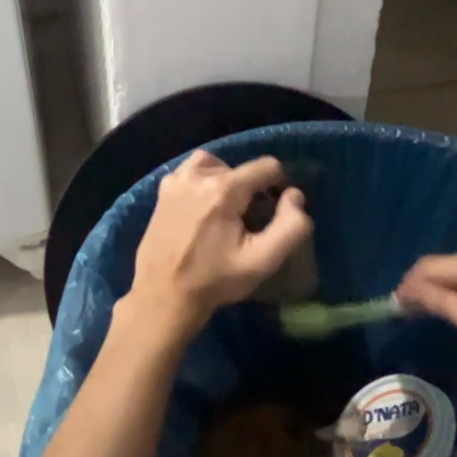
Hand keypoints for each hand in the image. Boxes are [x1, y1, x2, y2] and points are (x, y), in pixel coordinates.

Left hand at [121, 151, 312, 340]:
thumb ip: (290, 226)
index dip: (277, 187)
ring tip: (226, 211)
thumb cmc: (216, 280)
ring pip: (213, 163)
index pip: (267, 166)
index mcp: (223, 188)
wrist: (165, 293)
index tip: (271, 213)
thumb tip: (294, 195)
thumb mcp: (263, 260)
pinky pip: (190, 172)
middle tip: (246, 222)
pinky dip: (202, 182)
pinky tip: (203, 211)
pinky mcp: (162, 190)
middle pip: (240, 167)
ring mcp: (175, 180)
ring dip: (226, 180)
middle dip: (250, 189)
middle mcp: (196, 175)